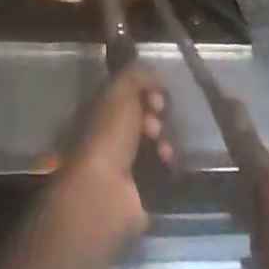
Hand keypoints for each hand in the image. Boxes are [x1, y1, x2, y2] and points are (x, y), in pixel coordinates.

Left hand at [52, 64, 174, 242]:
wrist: (104, 192)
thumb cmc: (108, 135)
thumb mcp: (119, 92)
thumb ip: (137, 75)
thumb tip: (155, 77)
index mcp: (100, 109)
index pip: (129, 92)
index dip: (146, 89)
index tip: (155, 95)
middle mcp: (111, 132)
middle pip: (145, 114)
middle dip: (157, 114)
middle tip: (156, 122)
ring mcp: (126, 160)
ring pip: (157, 139)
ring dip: (165, 138)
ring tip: (163, 147)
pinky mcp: (142, 184)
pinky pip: (163, 164)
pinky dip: (168, 160)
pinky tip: (168, 161)